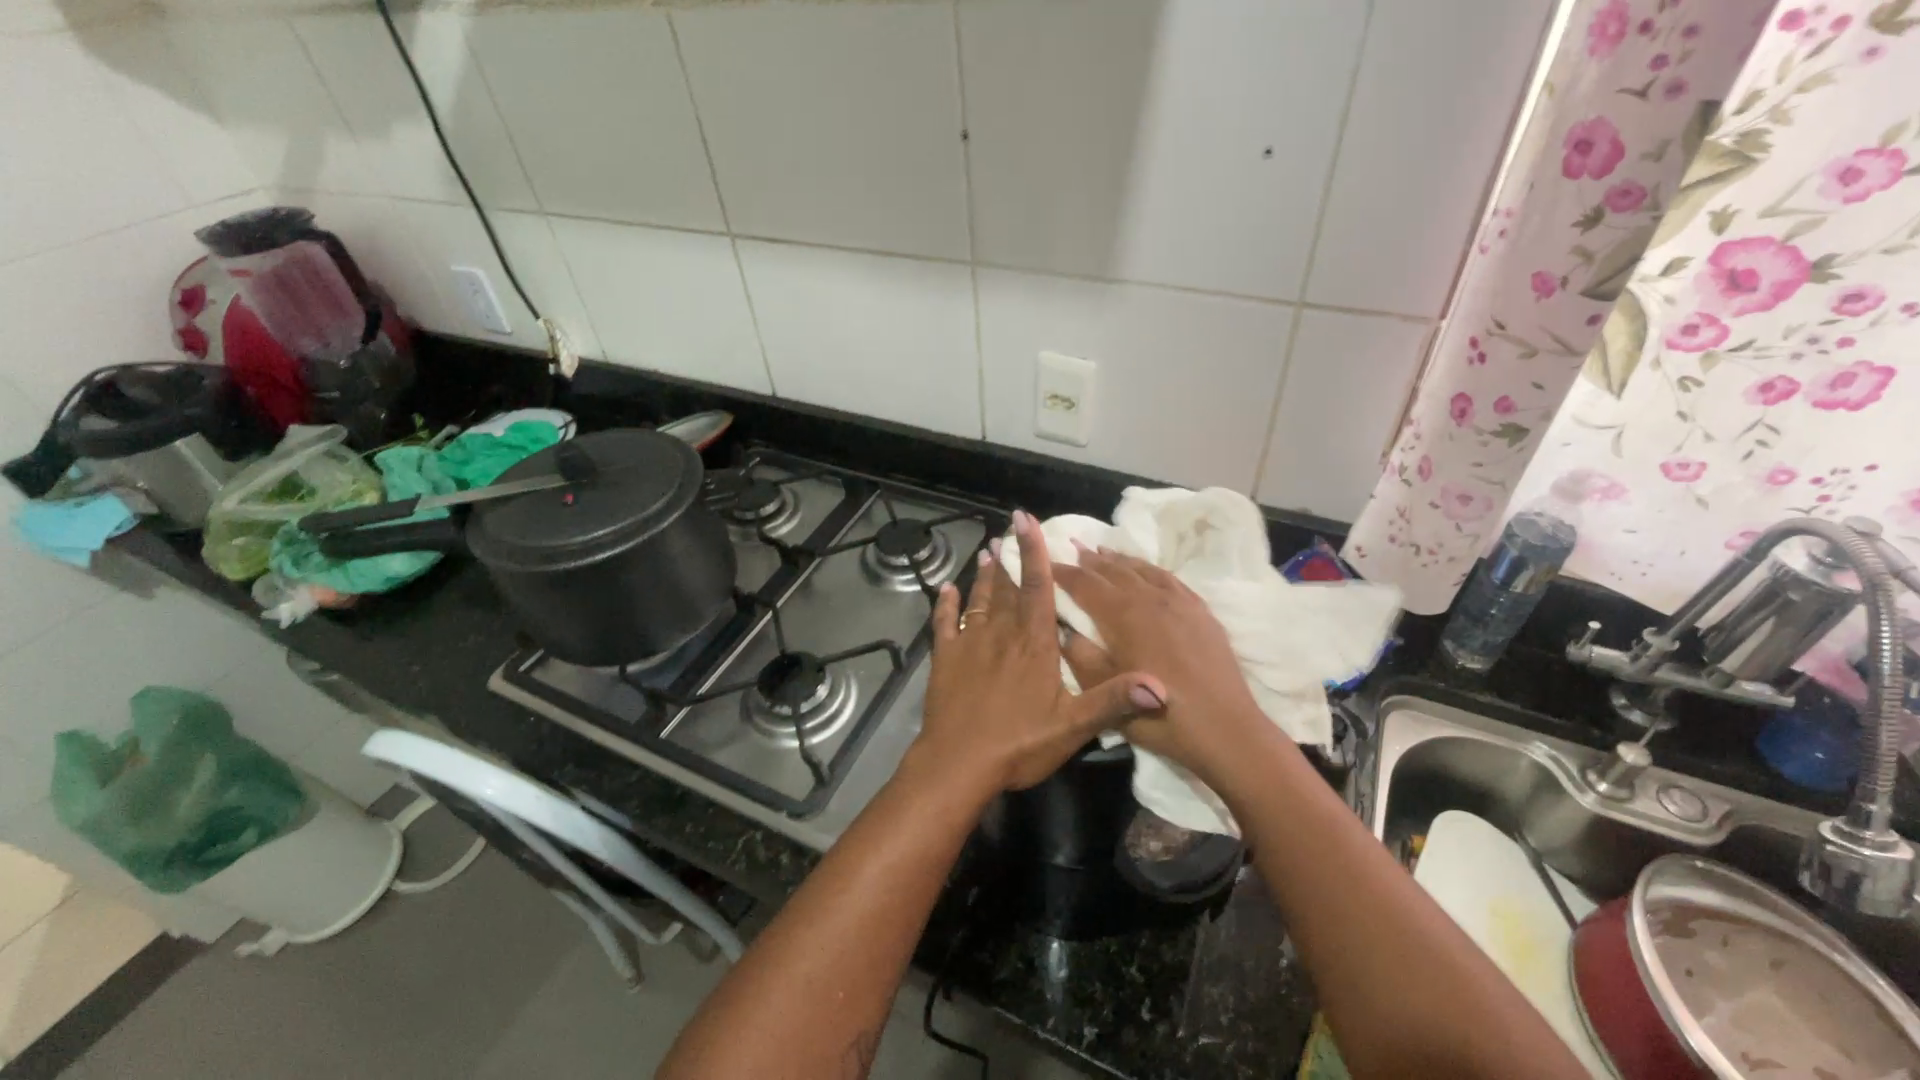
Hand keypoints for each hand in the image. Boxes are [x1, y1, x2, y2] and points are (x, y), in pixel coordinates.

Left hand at [913, 511, 1166, 793]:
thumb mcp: (1074, 726)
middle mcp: (1001, 634)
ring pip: (980, 600)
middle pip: (1008, 588)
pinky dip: (947, 605)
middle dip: (1011, 558)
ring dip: (985, 576)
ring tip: (988, 552)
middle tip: (1008, 531)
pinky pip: (945, 624)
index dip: (1035, 551)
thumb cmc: (1019, 744)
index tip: (1027, 519)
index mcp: (1035, 644)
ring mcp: (969, 645)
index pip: (1038, 587)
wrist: (958, 765)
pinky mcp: (944, 661)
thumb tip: (1162, 684)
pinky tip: (948, 590)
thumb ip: (1114, 700)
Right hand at [1054, 546, 1268, 783]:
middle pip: (1115, 571)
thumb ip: (1080, 656)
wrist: (1225, 729)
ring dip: (1120, 560)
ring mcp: (1181, 603)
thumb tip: (1065, 630)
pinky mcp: (1201, 613)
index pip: (1085, 584)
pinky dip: (1150, 570)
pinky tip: (1147, 572)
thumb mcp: (1106, 692)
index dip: (1063, 573)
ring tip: (1104, 552)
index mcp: (1123, 615)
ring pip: (1144, 570)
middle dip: (1090, 560)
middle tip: (1072, 548)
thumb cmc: (1159, 716)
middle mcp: (1151, 599)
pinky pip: (1170, 579)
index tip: (1046, 564)